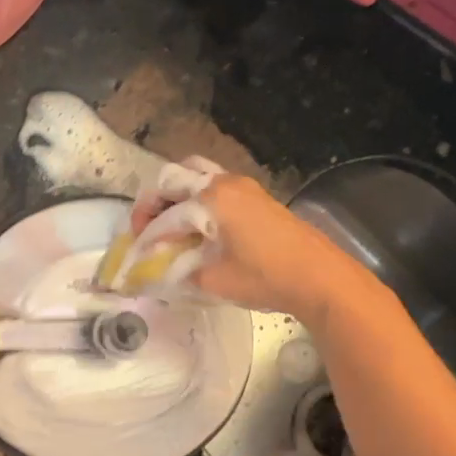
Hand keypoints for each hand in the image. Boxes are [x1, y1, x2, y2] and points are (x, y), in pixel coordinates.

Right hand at [133, 168, 363, 325]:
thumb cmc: (264, 278)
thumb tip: (151, 272)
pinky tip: (196, 226)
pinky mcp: (255, 196)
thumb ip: (176, 271)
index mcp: (209, 200)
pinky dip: (195, 198)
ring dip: (175, 195)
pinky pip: (213, 185)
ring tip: (168, 224)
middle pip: (173, 179)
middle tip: (144, 231)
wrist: (320, 278)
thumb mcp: (211, 280)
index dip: (145, 240)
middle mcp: (223, 183)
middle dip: (152, 204)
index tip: (134, 260)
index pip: (164, 217)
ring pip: (195, 175)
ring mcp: (242, 186)